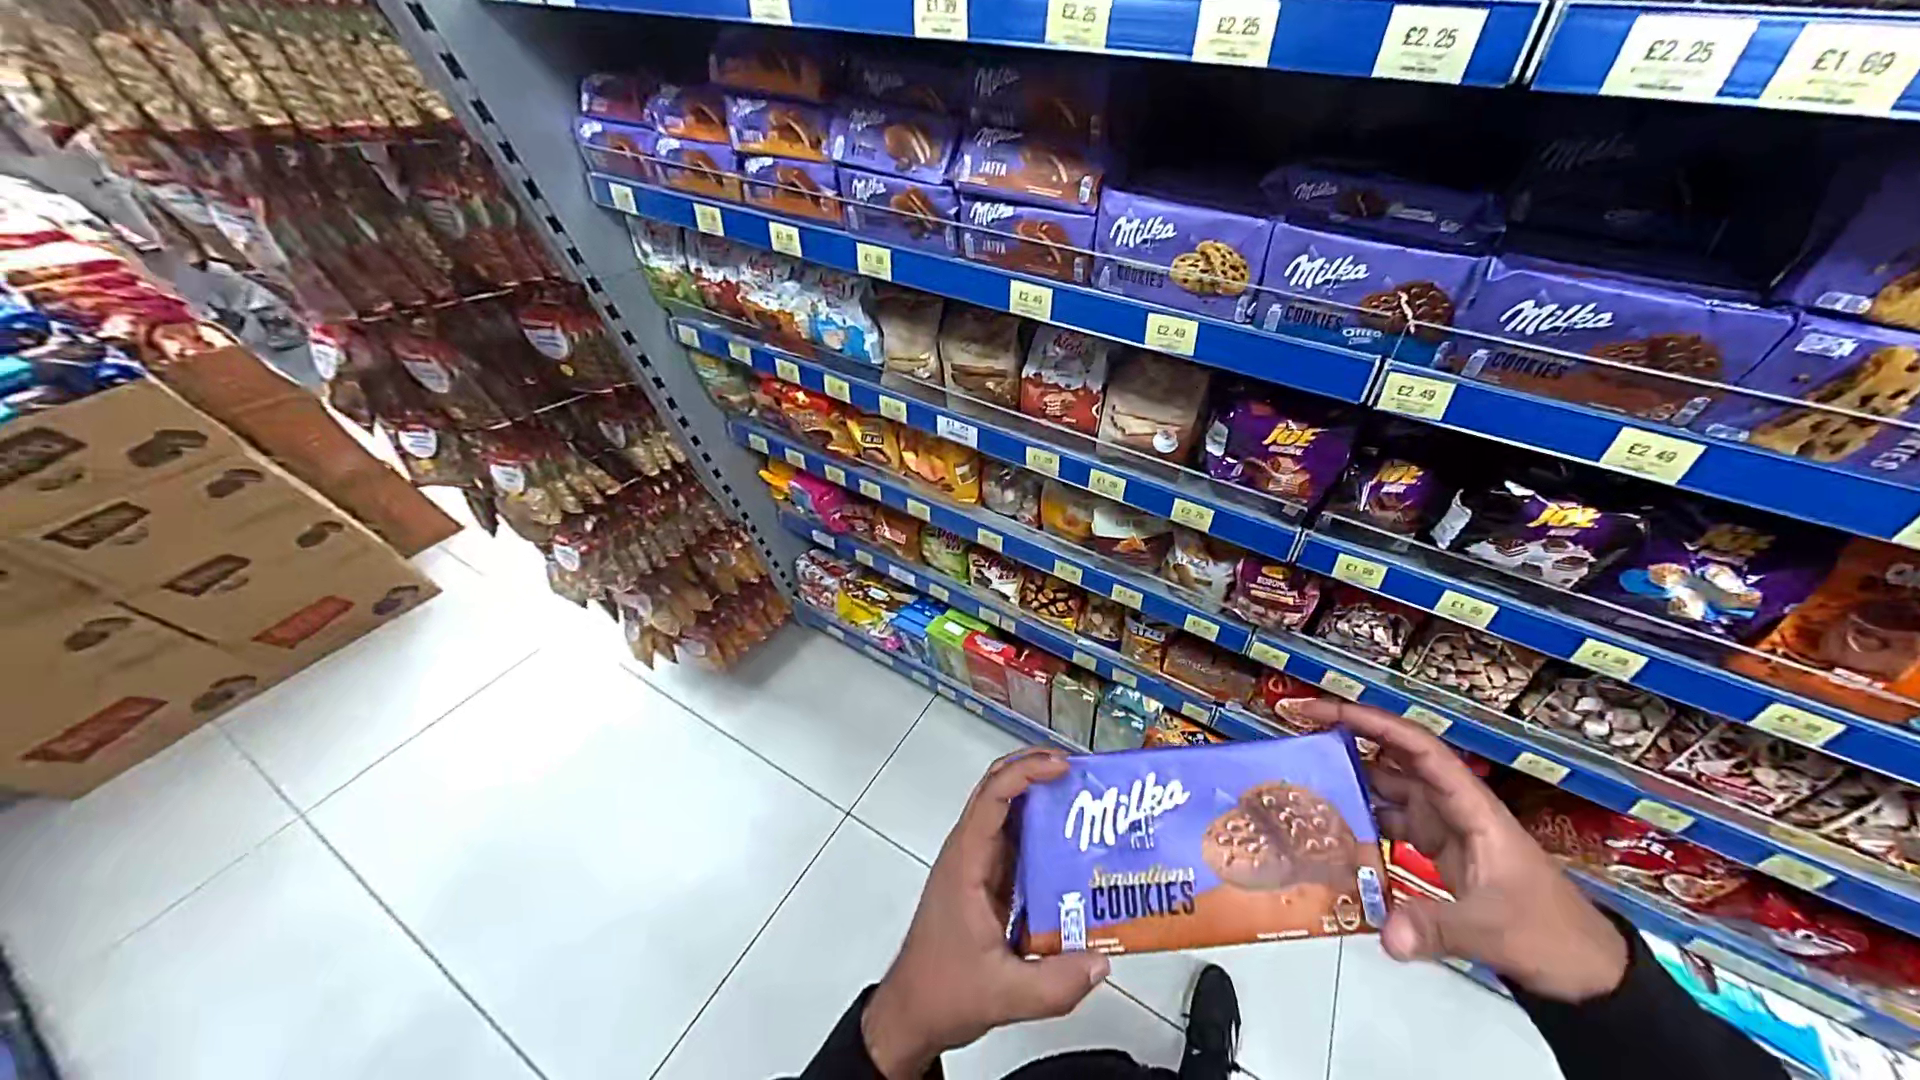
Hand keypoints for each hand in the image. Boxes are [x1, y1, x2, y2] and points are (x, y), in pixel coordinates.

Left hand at [863, 747, 1110, 1077]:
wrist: (912, 1011)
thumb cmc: (944, 991)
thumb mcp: (1004, 994)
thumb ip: (1056, 984)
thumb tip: (1103, 960)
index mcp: (967, 861)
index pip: (993, 797)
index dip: (1026, 772)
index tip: (1063, 767)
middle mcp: (970, 851)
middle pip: (997, 788)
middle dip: (1034, 768)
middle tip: (1079, 771)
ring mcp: (977, 862)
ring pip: (1006, 809)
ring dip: (1039, 794)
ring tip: (1084, 796)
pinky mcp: (988, 878)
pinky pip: (1015, 839)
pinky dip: (1040, 828)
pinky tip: (1072, 841)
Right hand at [1296, 700, 1628, 1002]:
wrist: (1586, 970)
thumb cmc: (1549, 932)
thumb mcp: (1492, 928)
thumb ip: (1435, 927)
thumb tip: (1384, 936)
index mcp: (1469, 804)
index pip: (1416, 747)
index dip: (1371, 722)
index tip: (1324, 710)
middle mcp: (1450, 803)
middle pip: (1392, 756)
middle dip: (1347, 735)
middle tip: (1297, 727)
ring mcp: (1440, 823)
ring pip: (1385, 785)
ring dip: (1346, 775)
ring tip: (1301, 770)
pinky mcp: (1432, 845)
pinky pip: (1386, 817)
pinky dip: (1357, 815)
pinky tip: (1328, 822)